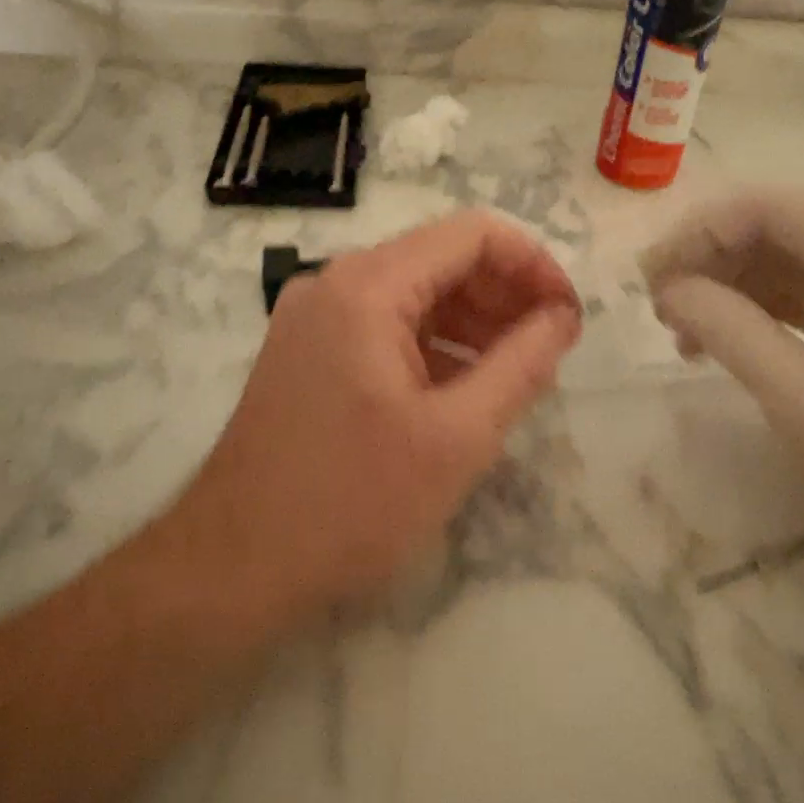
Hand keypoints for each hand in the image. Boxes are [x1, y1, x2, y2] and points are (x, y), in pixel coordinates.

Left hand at [182, 211, 581, 637]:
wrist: (233, 567)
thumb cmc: (353, 502)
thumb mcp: (459, 437)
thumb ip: (523, 365)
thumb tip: (562, 317)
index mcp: (368, 288)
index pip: (473, 235)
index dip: (534, 266)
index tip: (570, 318)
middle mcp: (335, 286)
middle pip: (442, 259)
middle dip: (507, 296)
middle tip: (552, 350)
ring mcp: (314, 322)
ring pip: (415, 296)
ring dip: (475, 324)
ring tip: (519, 374)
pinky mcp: (307, 358)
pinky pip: (386, 331)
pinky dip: (436, 349)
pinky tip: (467, 392)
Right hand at [640, 190, 803, 534]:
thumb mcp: (803, 400)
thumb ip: (730, 333)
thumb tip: (671, 290)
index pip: (765, 206)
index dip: (696, 234)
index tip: (649, 284)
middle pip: (777, 226)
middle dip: (710, 261)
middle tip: (661, 314)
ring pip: (791, 259)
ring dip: (733, 288)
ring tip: (685, 338)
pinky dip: (766, 311)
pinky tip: (732, 347)